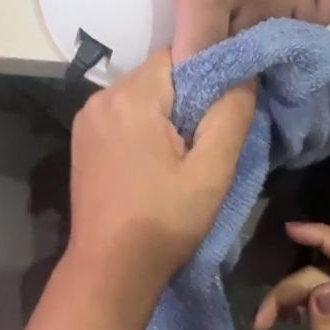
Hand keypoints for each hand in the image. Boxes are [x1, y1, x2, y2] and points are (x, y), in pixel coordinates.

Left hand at [67, 52, 256, 292]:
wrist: (109, 273)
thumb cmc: (163, 223)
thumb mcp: (211, 173)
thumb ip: (231, 116)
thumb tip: (246, 75)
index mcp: (130, 98)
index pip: (177, 56)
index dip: (206, 75)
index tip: (223, 107)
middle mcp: (101, 98)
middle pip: (158, 75)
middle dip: (186, 98)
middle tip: (205, 138)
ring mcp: (87, 119)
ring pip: (141, 94)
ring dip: (165, 114)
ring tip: (183, 154)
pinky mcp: (83, 139)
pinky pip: (123, 114)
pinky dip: (144, 126)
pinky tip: (155, 161)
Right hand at [253, 222, 329, 329]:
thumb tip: (322, 286)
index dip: (325, 236)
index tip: (290, 230)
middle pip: (329, 272)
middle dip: (291, 284)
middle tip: (262, 317)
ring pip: (322, 285)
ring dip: (290, 296)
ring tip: (265, 323)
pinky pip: (324, 301)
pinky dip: (299, 305)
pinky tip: (283, 321)